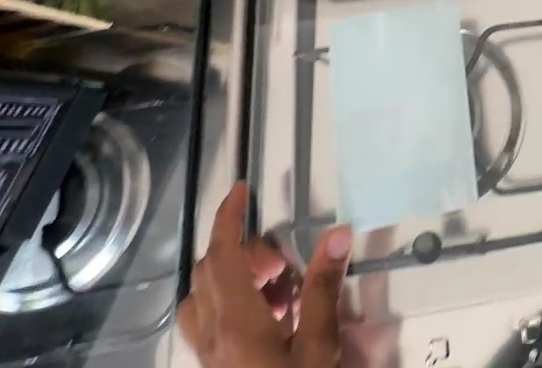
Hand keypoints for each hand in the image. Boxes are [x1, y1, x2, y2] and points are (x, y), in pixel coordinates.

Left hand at [178, 183, 352, 367]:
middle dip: (243, 249)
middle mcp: (212, 335)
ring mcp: (208, 357)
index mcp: (236, 322)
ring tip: (280, 288)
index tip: (243, 190)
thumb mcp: (318, 348)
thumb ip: (323, 289)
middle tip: (283, 257)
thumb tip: (338, 233)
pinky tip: (272, 321)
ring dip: (235, 277)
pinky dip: (234, 304)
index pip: (222, 255)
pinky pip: (211, 323)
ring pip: (204, 298)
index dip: (228, 218)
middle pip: (210, 272)